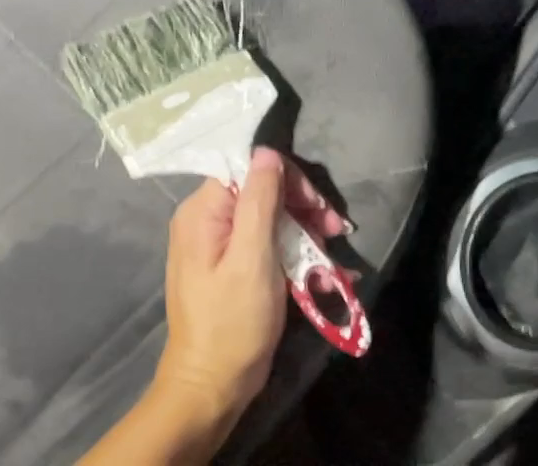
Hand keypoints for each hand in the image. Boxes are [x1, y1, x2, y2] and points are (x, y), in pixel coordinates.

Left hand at [154, 148, 347, 416]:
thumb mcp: (252, 256)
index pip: (250, 169)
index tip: (317, 206)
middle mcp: (208, 221)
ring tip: (333, 256)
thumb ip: (260, 200)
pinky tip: (324, 274)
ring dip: (308, 233)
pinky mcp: (237, 265)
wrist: (214, 387)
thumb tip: (267, 151)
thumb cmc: (232, 320)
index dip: (288, 180)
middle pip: (266, 191)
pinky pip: (272, 243)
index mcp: (203, 213)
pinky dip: (298, 254)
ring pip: (275, 218)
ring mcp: (222, 245)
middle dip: (305, 209)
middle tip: (335, 231)